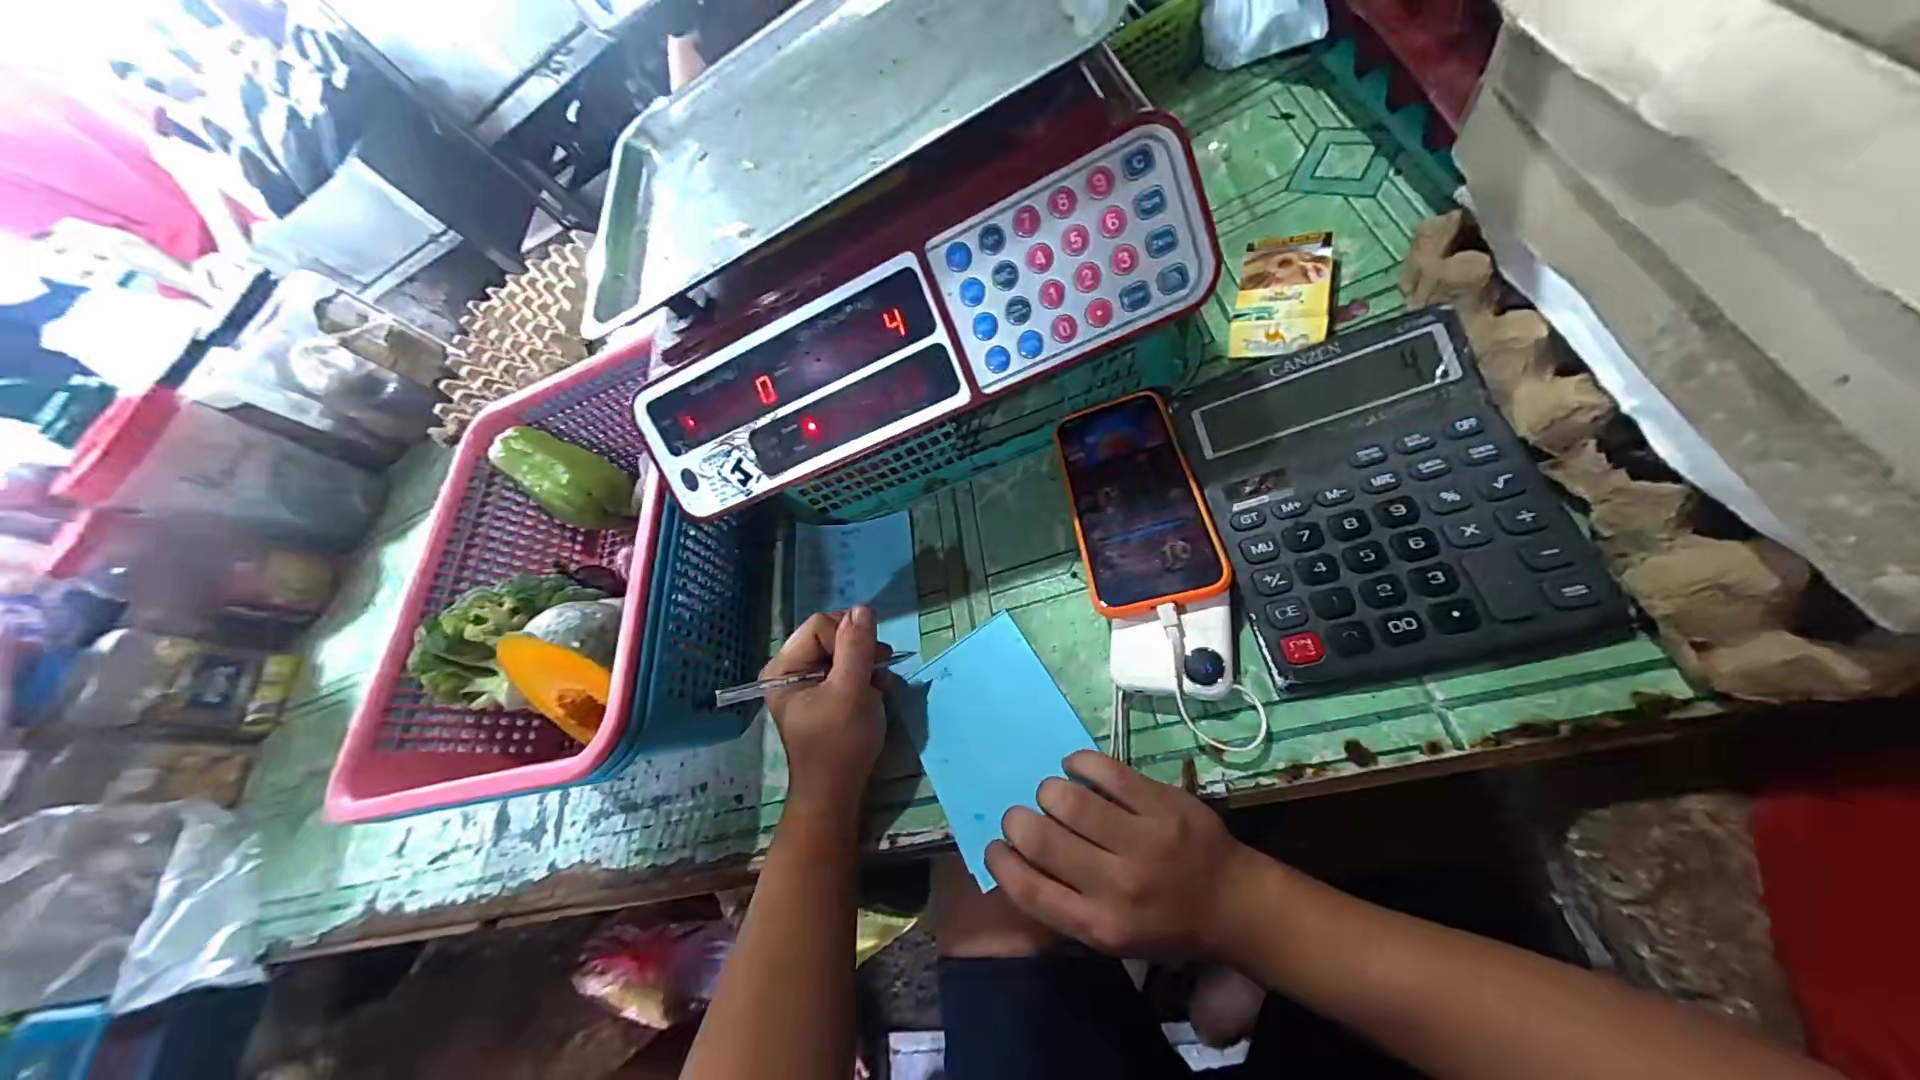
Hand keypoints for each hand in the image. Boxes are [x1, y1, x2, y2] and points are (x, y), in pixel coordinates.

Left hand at [764, 607, 887, 821]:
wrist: (837, 793)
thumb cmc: (840, 742)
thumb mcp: (852, 690)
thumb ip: (857, 646)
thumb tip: (863, 607)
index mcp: (784, 666)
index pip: (820, 625)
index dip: (849, 636)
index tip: (872, 660)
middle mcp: (790, 669)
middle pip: (830, 634)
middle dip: (860, 648)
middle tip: (881, 667)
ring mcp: (806, 683)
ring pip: (841, 650)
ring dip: (866, 662)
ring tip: (879, 684)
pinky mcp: (823, 695)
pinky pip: (845, 668)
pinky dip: (864, 676)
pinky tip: (875, 692)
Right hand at [986, 750, 1264, 959]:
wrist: (1232, 902)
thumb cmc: (1163, 923)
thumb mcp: (1111, 936)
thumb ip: (1062, 904)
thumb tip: (1011, 858)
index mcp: (1101, 925)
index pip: (1028, 889)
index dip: (1000, 861)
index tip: (997, 846)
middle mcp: (1118, 885)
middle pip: (1040, 838)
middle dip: (1018, 820)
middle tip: (1022, 815)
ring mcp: (1143, 840)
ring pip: (1067, 799)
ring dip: (1049, 791)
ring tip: (1054, 795)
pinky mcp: (1161, 803)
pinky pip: (1104, 770)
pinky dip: (1078, 763)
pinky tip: (1076, 768)